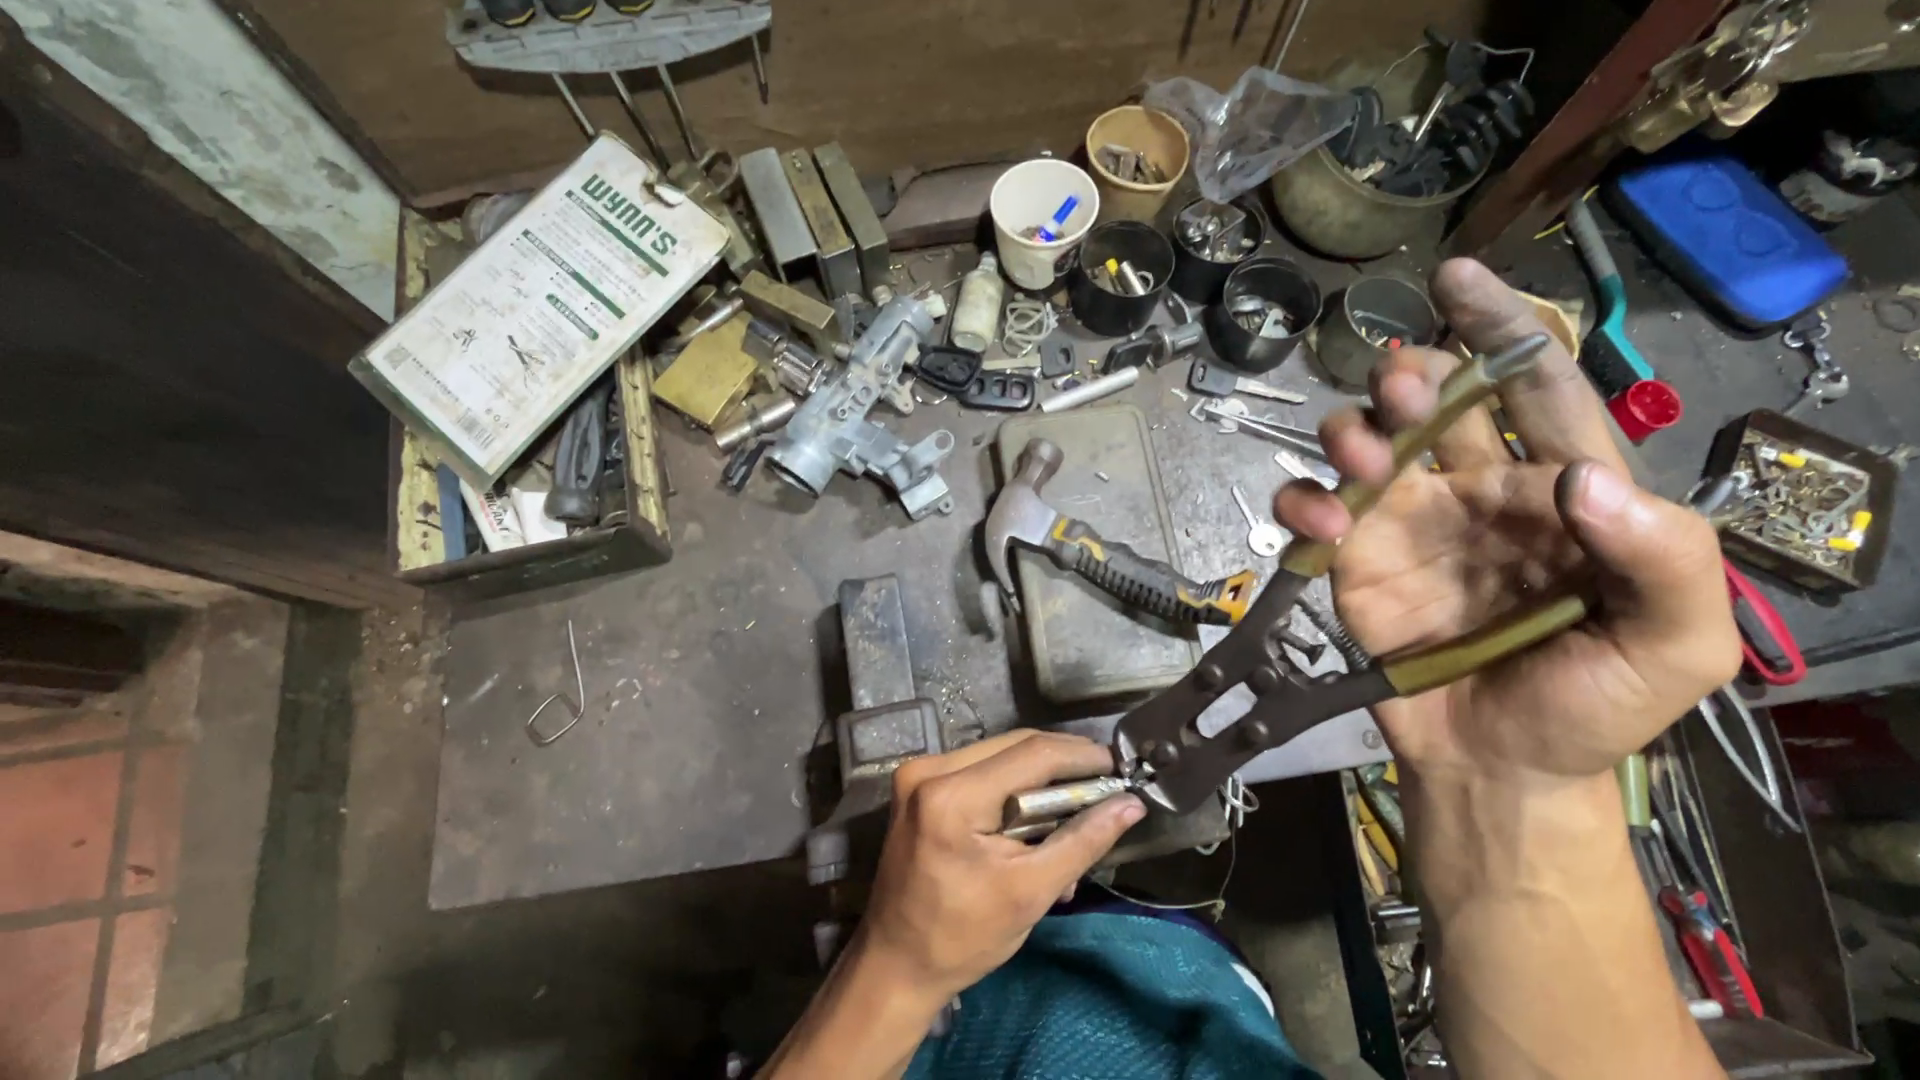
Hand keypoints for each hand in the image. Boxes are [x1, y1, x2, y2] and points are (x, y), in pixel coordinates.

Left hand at [859, 730, 1143, 1001]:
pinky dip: (1013, 793)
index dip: (1083, 757)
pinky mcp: (919, 786)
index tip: (1122, 769)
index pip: (1033, 754)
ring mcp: (918, 774)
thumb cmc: (962, 937)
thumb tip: (1132, 804)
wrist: (895, 963)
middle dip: (1065, 767)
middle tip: (1107, 790)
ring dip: (1041, 783)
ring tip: (1076, 817)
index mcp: (951, 795)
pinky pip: (981, 772)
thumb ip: (1083, 841)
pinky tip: (1037, 826)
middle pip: (1016, 747)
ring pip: (1001, 756)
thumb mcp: (1031, 891)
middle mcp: (929, 769)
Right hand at [1275, 259, 1739, 784]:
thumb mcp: (1677, 645)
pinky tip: (1318, 520)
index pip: (1535, 390)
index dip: (1502, 328)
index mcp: (1558, 492)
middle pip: (1433, 405)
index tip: (1457, 278)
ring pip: (1362, 445)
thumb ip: (1664, 558)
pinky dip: (1304, 501)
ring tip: (1362, 464)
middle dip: (1411, 380)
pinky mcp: (1350, 561)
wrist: (1500, 769)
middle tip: (1398, 391)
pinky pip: (1312, 509)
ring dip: (1353, 434)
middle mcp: (1475, 493)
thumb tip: (1578, 480)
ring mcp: (1405, 525)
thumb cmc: (1594, 706)